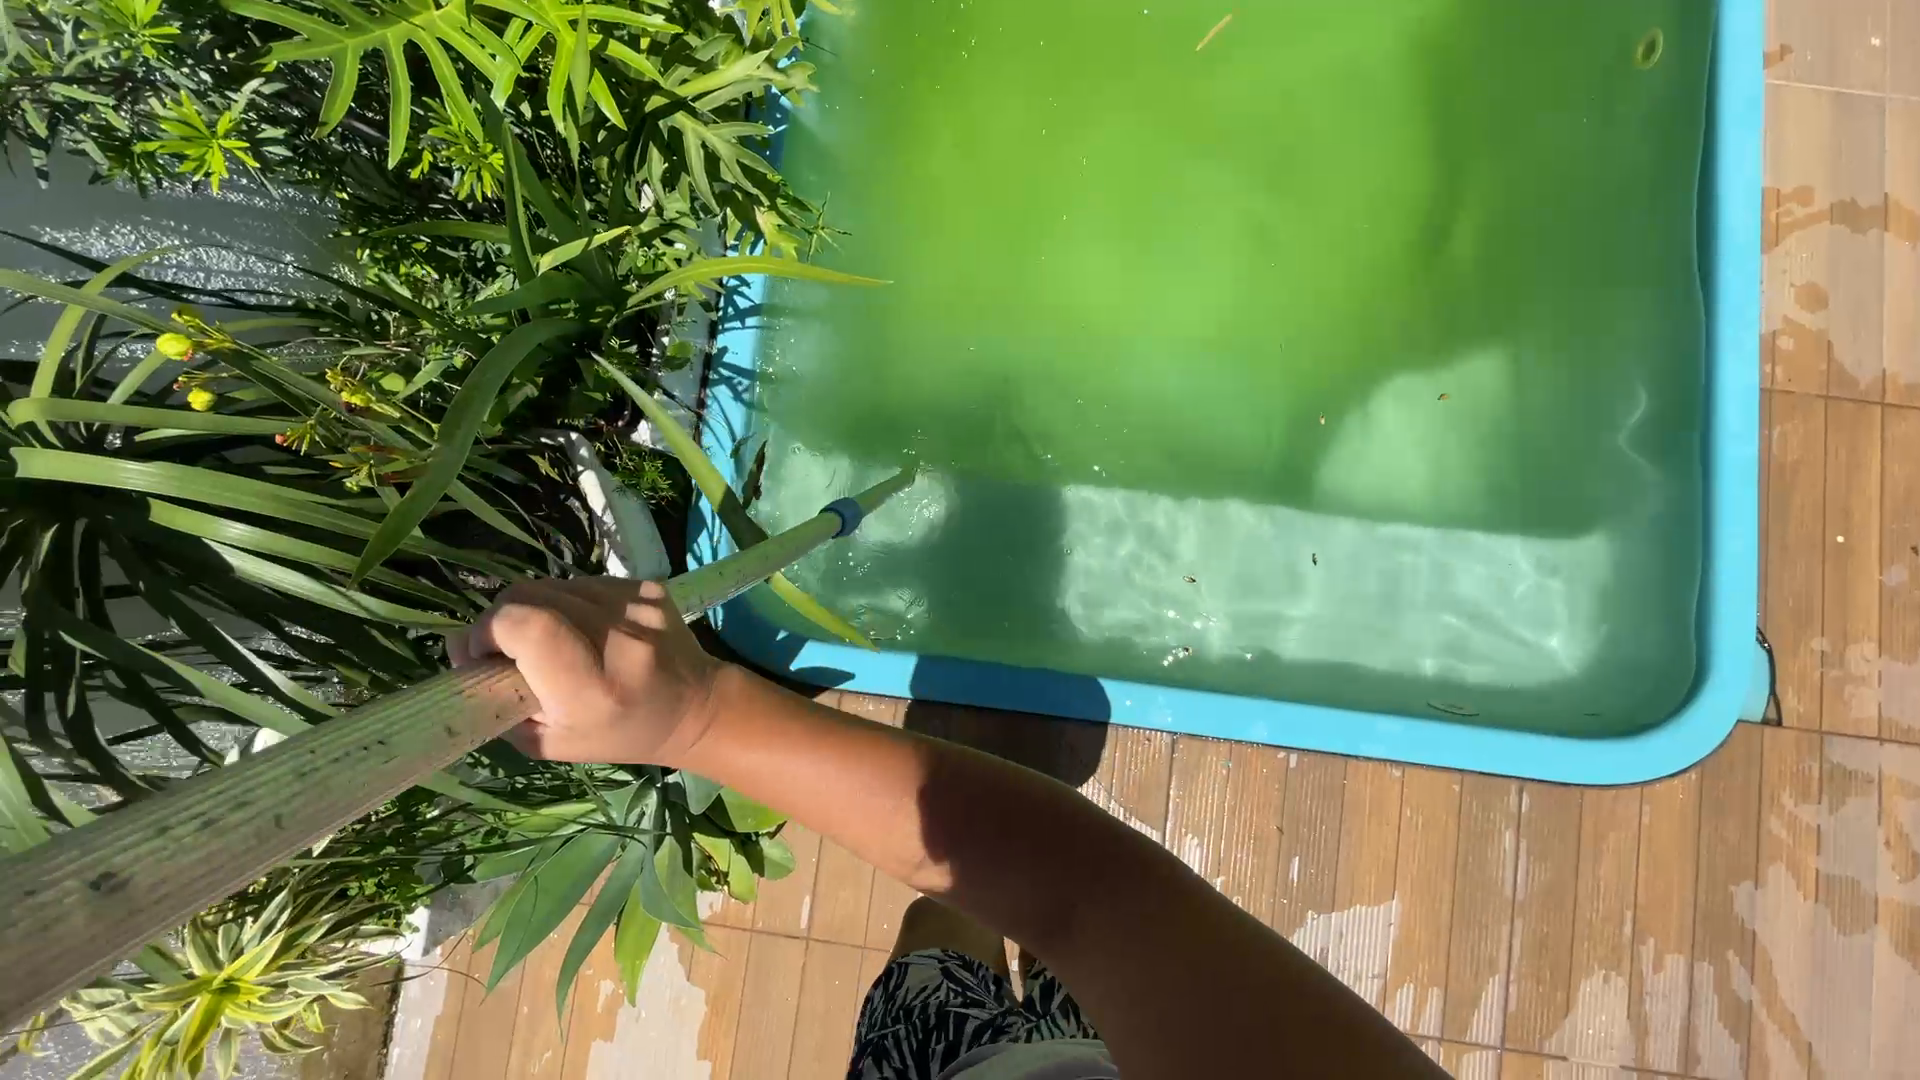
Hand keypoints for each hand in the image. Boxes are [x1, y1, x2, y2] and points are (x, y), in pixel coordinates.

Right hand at [446, 577, 726, 764]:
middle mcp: (621, 638)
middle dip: (503, 619)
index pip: (525, 625)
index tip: (481, 656)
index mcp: (594, 686)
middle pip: (532, 595)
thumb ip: (497, 701)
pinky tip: (585, 629)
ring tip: (551, 641)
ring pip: (555, 583)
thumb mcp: (548, 739)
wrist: (695, 708)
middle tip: (507, 650)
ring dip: (537, 608)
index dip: (488, 632)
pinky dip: (571, 602)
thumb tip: (457, 648)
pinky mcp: (650, 588)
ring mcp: (640, 606)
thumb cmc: (618, 733)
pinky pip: (586, 581)